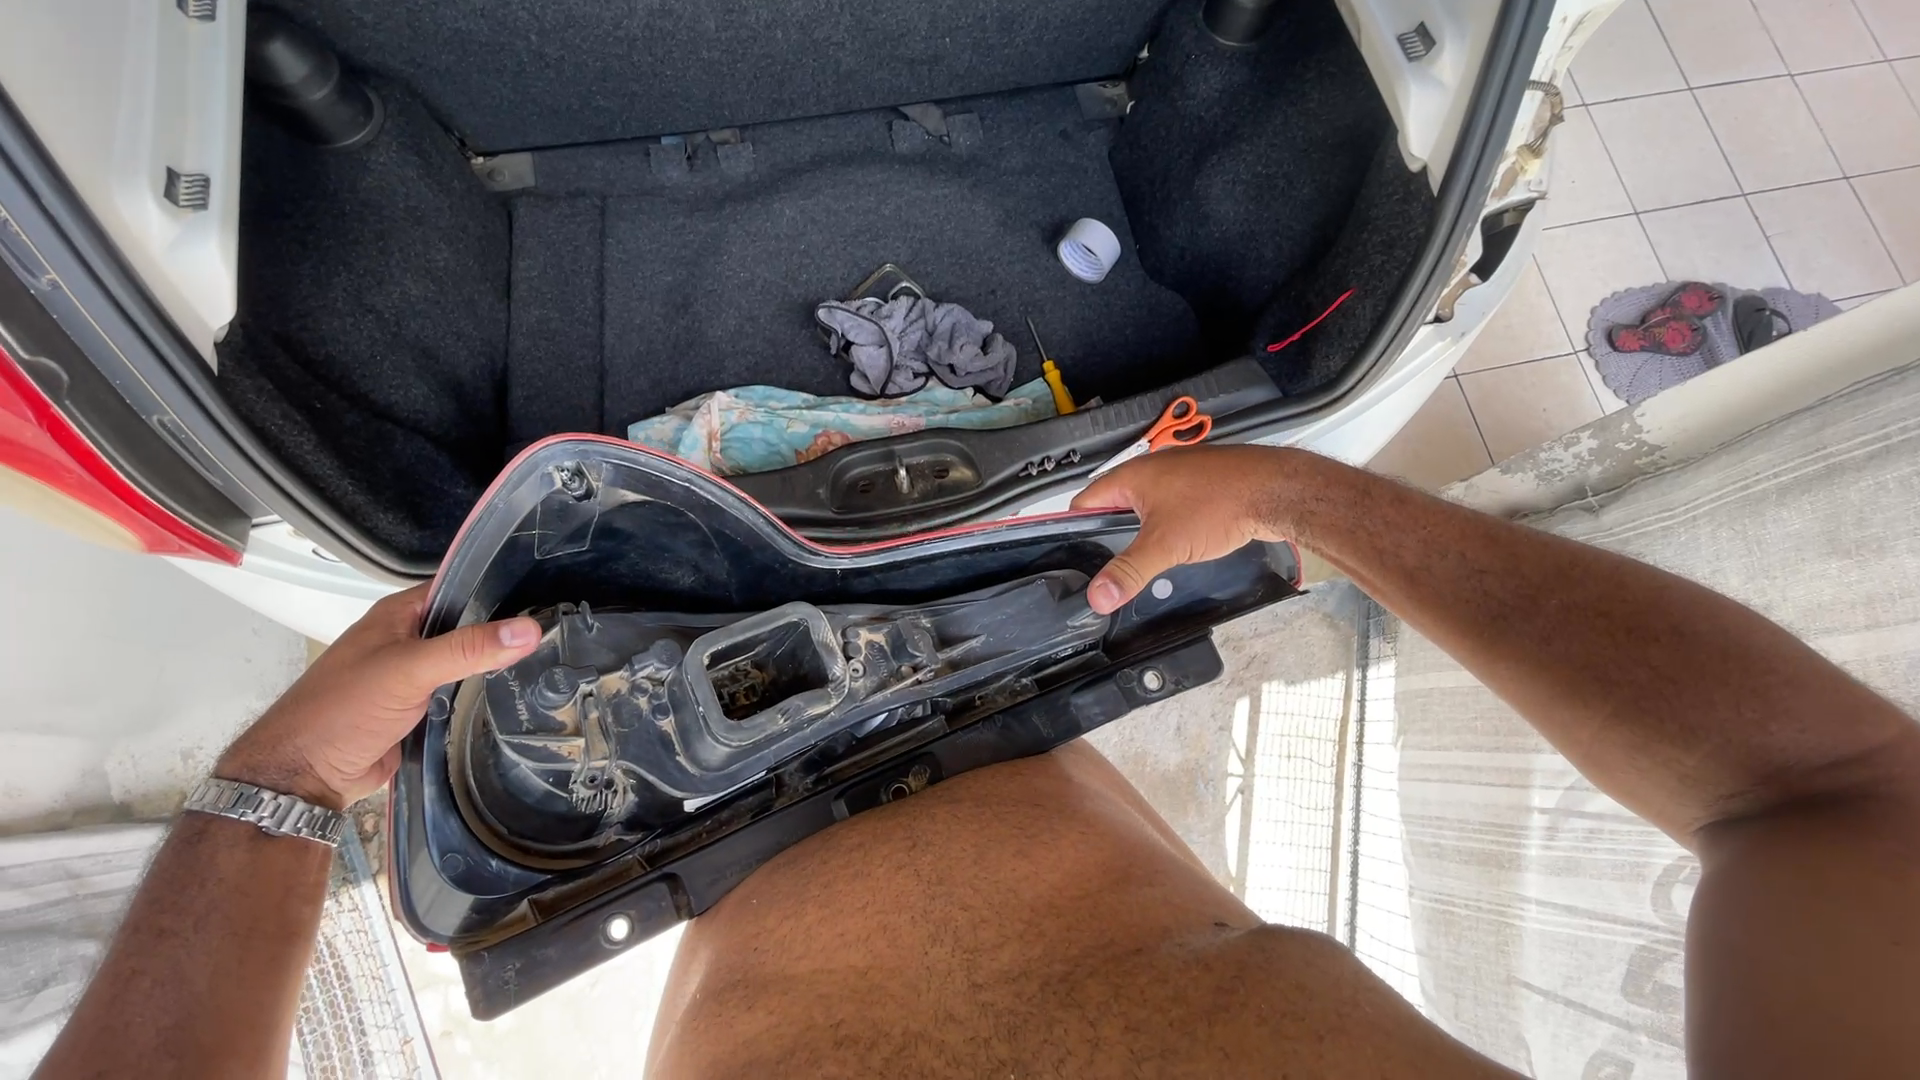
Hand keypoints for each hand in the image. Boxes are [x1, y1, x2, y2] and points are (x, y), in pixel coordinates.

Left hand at [216, 585, 541, 809]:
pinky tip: (520, 688)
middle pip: (469, 623)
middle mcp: (409, 637)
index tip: (550, 592)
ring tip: (552, 654)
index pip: (461, 585)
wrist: (303, 777)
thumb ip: (469, 648)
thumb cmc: (343, 710)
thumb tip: (532, 628)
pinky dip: (487, 688)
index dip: (502, 585)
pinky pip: (463, 687)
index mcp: (399, 614)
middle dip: (507, 626)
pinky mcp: (423, 704)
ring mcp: (416, 672)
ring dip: (499, 659)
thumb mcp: (409, 669)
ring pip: (469, 657)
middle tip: (559, 626)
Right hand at [1070, 444, 1311, 613]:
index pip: (1085, 501)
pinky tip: (1179, 543)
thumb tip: (1097, 597)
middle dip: (1111, 532)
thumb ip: (1129, 572)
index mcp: (1131, 476)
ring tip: (1144, 557)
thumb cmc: (1217, 506)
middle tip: (1110, 564)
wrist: (1275, 489)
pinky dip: (1169, 523)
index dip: (1076, 528)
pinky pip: (1172, 503)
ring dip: (1142, 528)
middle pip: (1115, 503)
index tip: (1075, 555)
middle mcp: (1151, 468)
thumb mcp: (1165, 546)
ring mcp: (1179, 473)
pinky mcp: (1203, 481)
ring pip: (1146, 505)